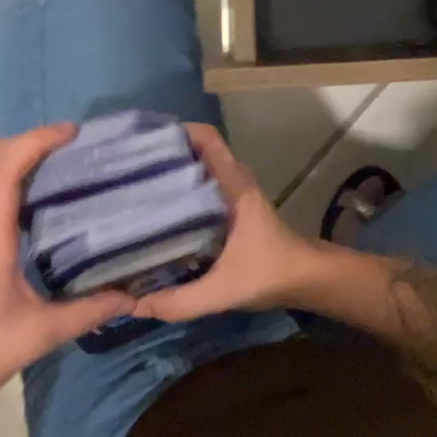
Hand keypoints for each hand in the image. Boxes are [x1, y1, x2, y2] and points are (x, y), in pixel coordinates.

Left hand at [0, 125, 134, 436]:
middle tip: (71, 147)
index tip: (74, 134)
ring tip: (60, 168)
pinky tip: (36, 207)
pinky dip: (6, 181)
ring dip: (16, 158)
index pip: (6, 165)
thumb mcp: (39, 336)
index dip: (38, 139)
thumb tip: (132, 295)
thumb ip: (89, 311)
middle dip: (29, 140)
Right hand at [132, 124, 330, 322]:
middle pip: (198, 151)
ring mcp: (235, 192)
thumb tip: (134, 305)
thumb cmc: (269, 273)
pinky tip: (160, 211)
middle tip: (129, 167)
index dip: (178, 132)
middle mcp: (234, 180)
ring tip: (136, 184)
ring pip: (200, 169)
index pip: (207, 139)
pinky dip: (184, 191)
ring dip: (174, 172)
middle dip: (166, 154)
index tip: (145, 140)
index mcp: (234, 184)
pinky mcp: (234, 208)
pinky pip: (204, 188)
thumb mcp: (222, 291)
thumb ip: (179, 300)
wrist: (307, 279)